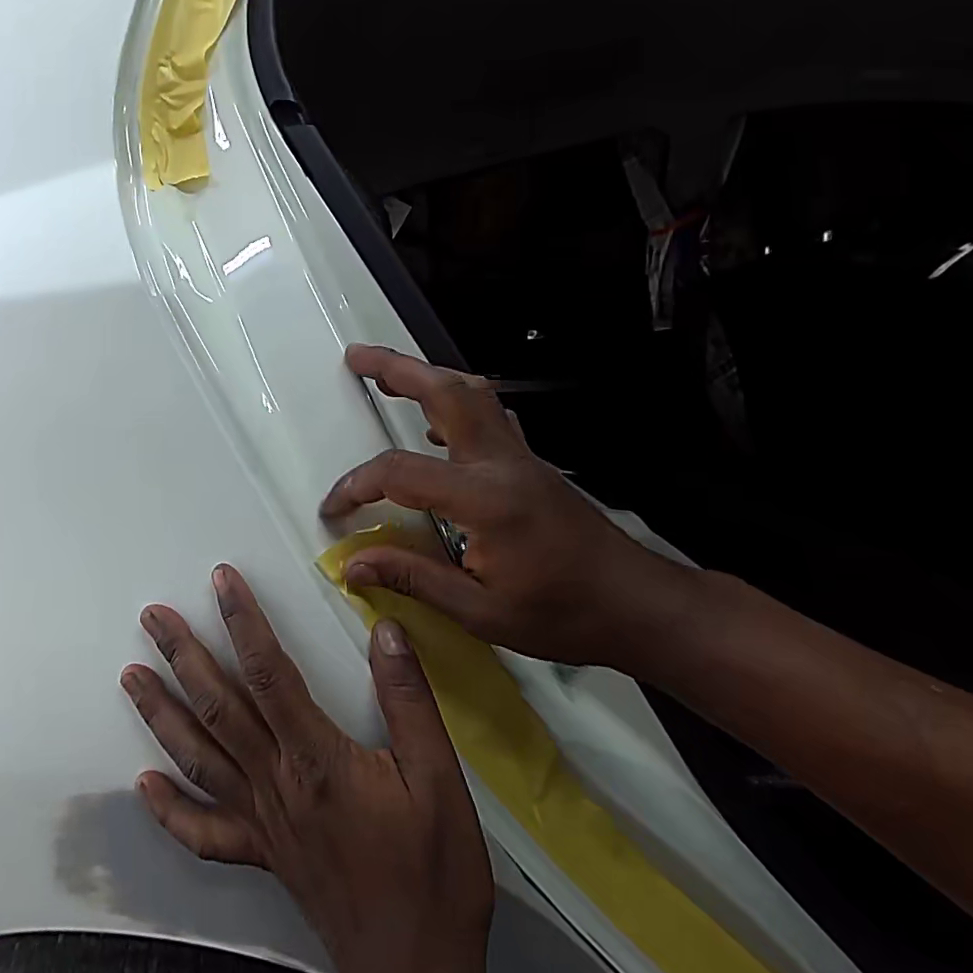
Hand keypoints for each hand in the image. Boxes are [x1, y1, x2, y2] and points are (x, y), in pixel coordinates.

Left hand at [122, 564, 491, 972]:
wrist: (415, 968)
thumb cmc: (431, 872)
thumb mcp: (438, 778)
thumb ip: (408, 699)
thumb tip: (386, 632)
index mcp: (315, 758)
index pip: (267, 671)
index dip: (242, 620)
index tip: (221, 583)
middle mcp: (275, 783)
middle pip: (217, 706)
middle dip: (181, 655)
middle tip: (152, 618)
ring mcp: (261, 822)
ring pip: (197, 757)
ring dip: (160, 714)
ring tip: (131, 677)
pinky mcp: (261, 854)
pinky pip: (202, 832)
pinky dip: (169, 809)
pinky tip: (144, 784)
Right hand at [319, 345, 698, 669]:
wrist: (638, 605)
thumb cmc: (564, 614)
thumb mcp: (480, 611)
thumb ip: (412, 578)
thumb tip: (354, 565)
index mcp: (487, 500)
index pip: (402, 473)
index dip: (357, 486)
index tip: (335, 509)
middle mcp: (504, 465)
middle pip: (448, 393)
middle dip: (398, 369)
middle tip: (357, 358)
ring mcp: (522, 459)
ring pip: (473, 395)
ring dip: (428, 377)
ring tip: (389, 375)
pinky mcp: (531, 466)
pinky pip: (489, 417)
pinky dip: (455, 405)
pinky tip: (434, 428)